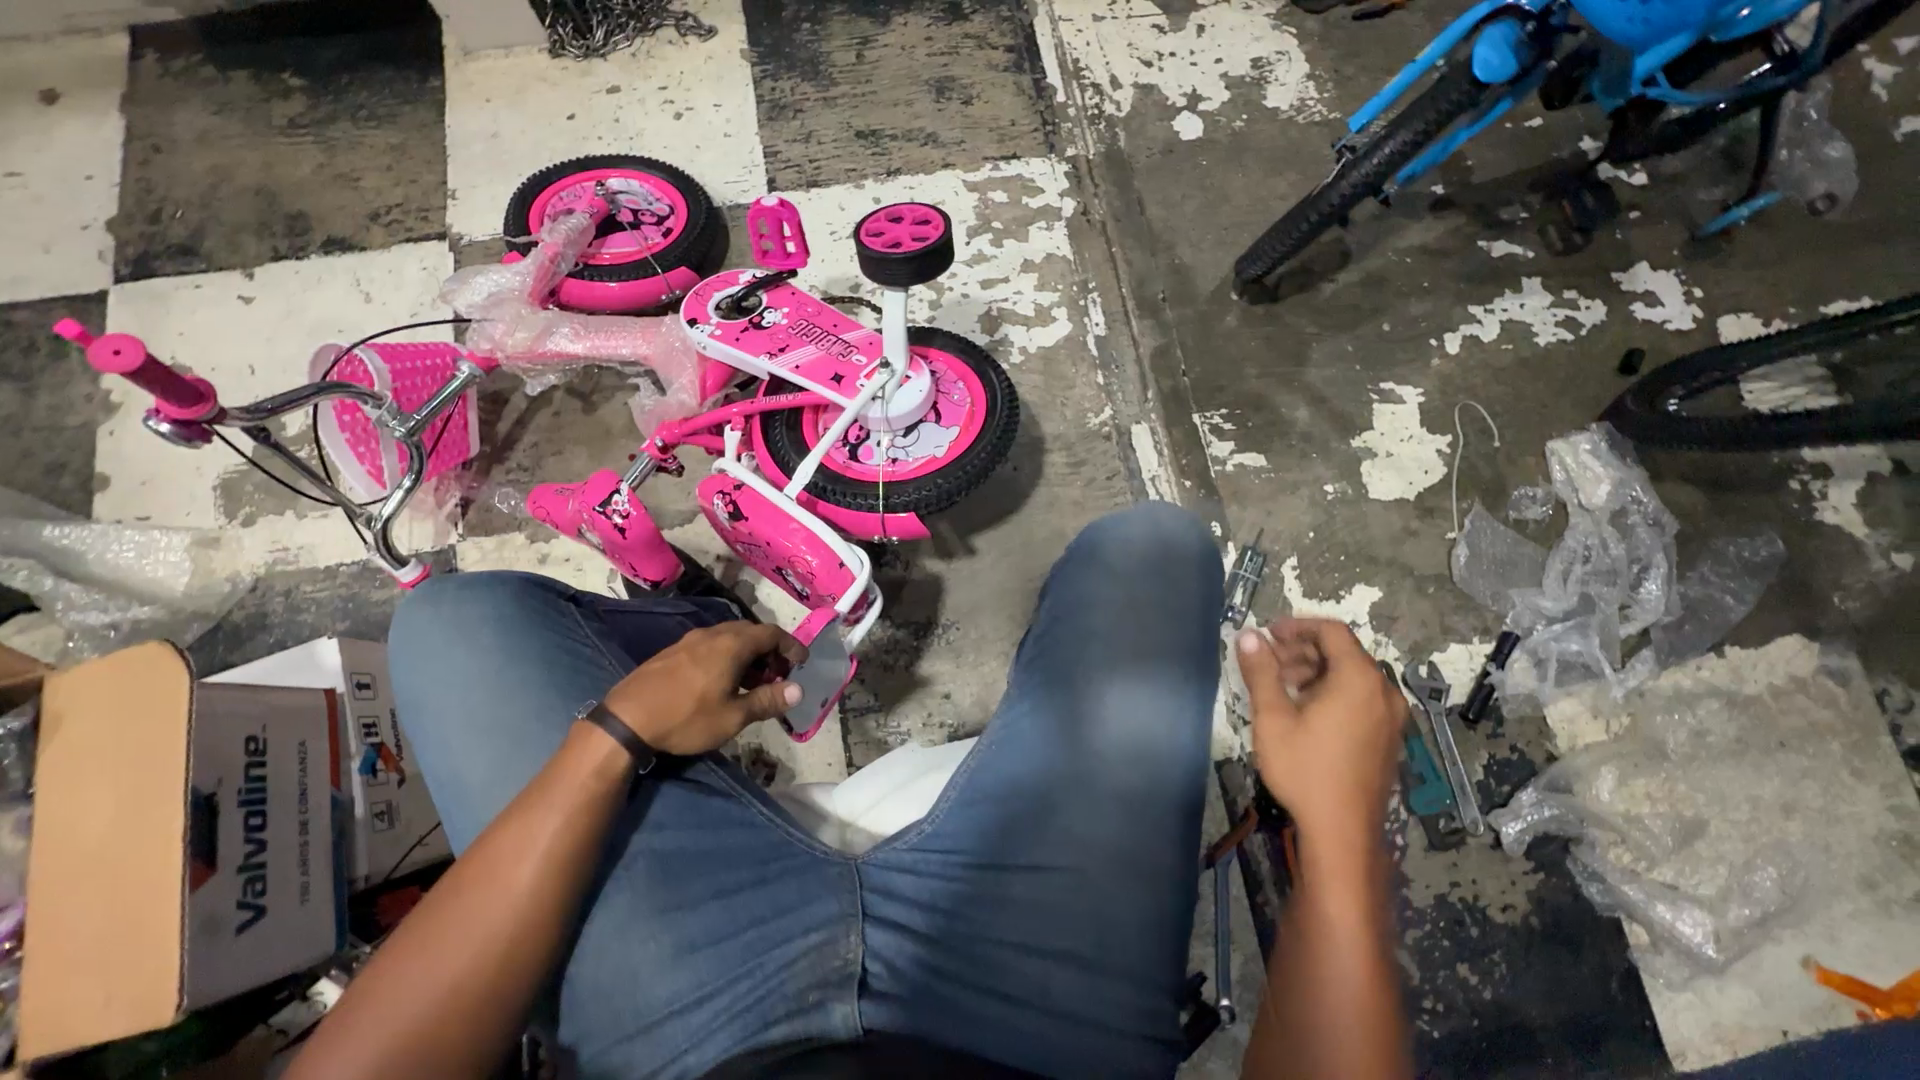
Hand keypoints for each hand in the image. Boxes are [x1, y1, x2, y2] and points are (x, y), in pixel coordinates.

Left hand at [599, 622, 808, 755]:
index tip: (802, 663)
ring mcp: (689, 641)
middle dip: (769, 651)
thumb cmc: (686, 717)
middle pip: (751, 632)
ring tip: (752, 684)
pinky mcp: (672, 652)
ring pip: (729, 638)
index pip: (772, 633)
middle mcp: (712, 634)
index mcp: (732, 644)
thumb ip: (768, 700)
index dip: (791, 646)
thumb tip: (798, 690)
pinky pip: (710, 646)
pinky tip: (721, 683)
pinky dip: (726, 657)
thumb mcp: (733, 716)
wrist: (626, 720)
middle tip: (777, 677)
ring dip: (747, 655)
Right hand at [1236, 618, 1405, 851]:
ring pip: (1352, 677)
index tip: (1268, 634)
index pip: (1332, 631)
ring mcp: (1390, 717)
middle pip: (1343, 653)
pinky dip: (1333, 692)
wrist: (1342, 830)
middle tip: (1268, 662)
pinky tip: (1306, 712)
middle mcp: (1383, 691)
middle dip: (1303, 651)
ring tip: (1281, 687)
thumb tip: (1247, 637)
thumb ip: (1261, 672)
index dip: (1298, 626)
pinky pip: (1361, 699)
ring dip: (1316, 672)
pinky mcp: (1388, 738)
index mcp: (1359, 679)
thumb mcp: (1273, 718)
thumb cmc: (1305, 769)